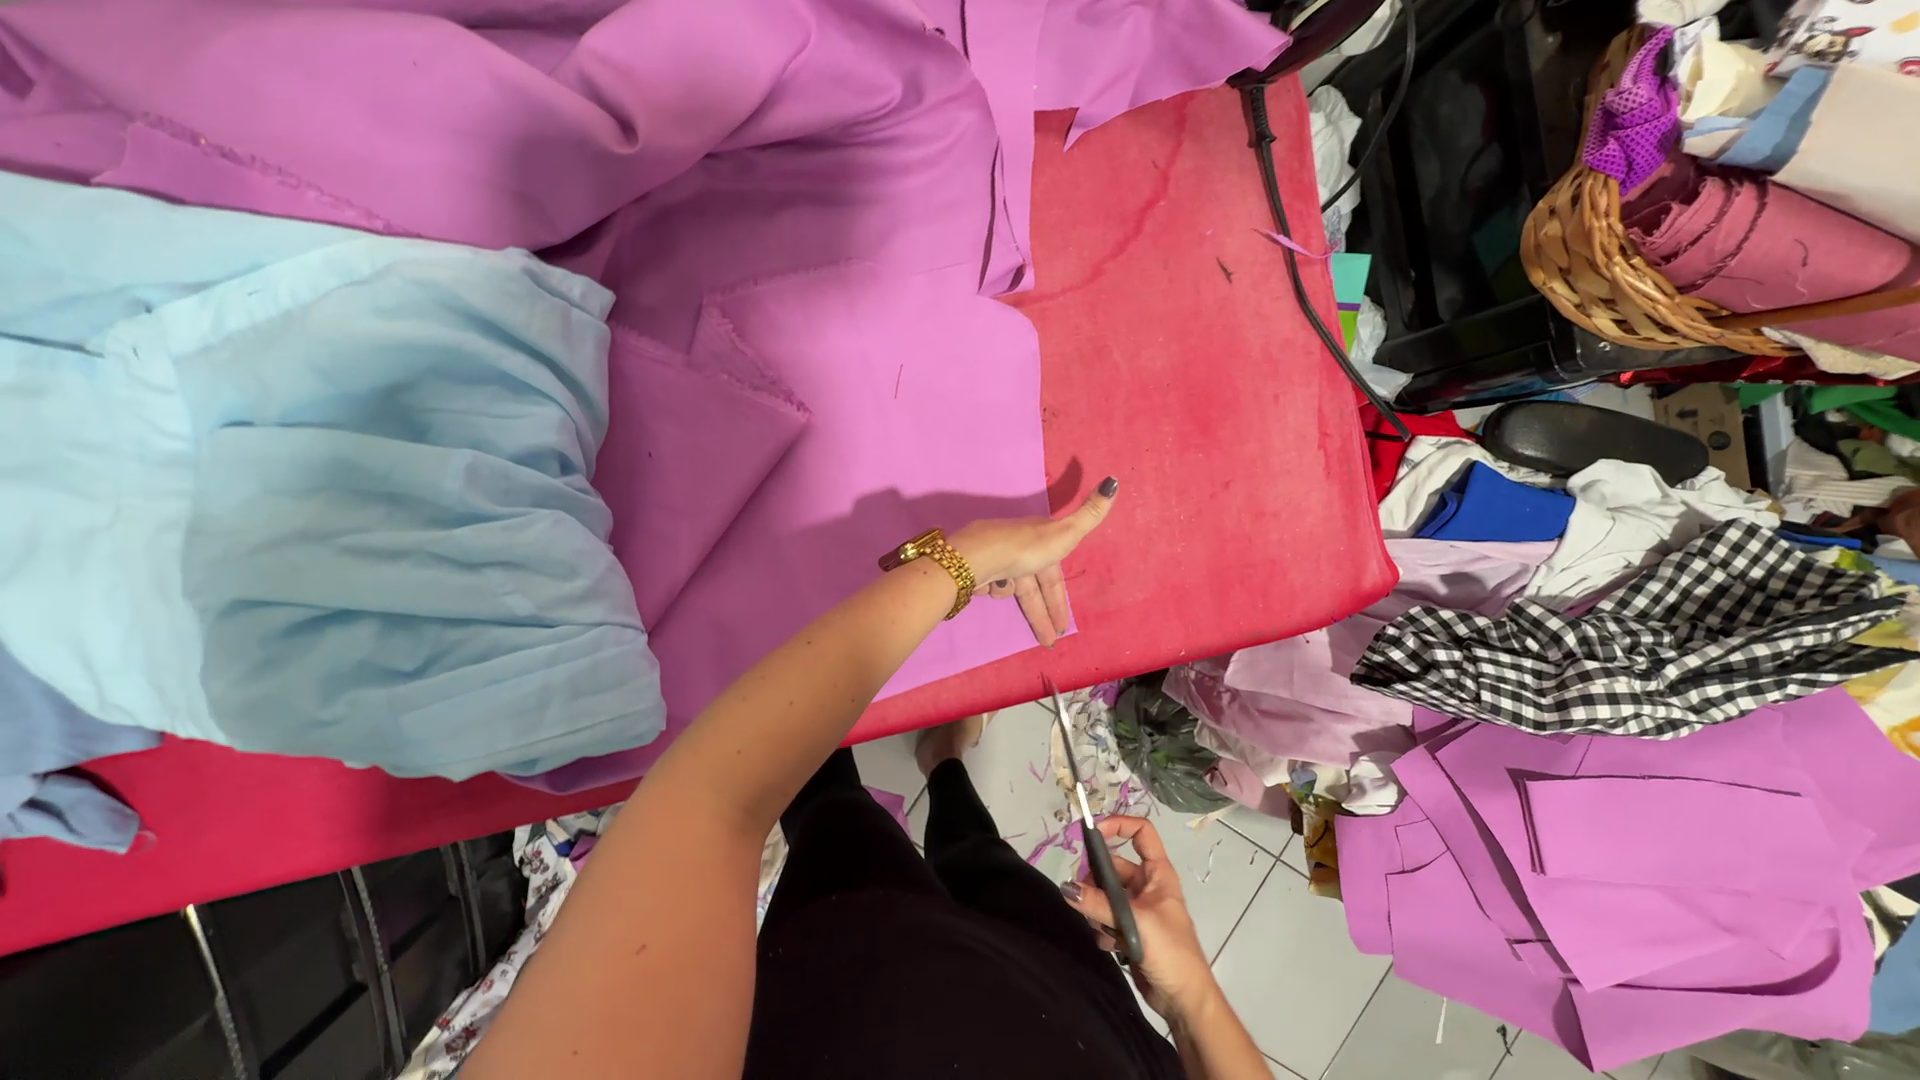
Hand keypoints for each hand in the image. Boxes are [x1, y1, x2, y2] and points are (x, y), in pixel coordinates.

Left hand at [948, 476, 1117, 646]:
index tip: (1064, 626)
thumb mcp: (1065, 532)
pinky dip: (995, 591)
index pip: (1054, 578)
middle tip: (1050, 641)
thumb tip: (1113, 481)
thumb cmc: (1026, 547)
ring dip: (1018, 602)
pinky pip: (991, 585)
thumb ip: (1090, 513)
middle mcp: (1018, 548)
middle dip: (1043, 615)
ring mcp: (996, 559)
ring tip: (1019, 612)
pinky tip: (992, 591)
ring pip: (1011, 587)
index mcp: (1040, 542)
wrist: (979, 554)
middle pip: (1033, 588)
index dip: (1060, 601)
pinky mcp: (977, 569)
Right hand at [1060, 815, 1218, 1023]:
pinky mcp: (1130, 931)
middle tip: (1081, 895)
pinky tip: (1108, 944)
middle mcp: (1147, 885)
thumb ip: (1098, 903)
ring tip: (1100, 927)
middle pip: (1113, 866)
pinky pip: (1105, 918)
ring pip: (1105, 894)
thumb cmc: (1171, 951)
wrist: (1184, 1000)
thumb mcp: (1134, 922)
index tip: (1092, 832)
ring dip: (1096, 909)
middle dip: (1095, 880)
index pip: (1141, 833)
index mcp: (1158, 873)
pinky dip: (1101, 928)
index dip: (1118, 825)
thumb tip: (1066, 887)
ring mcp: (1138, 908)